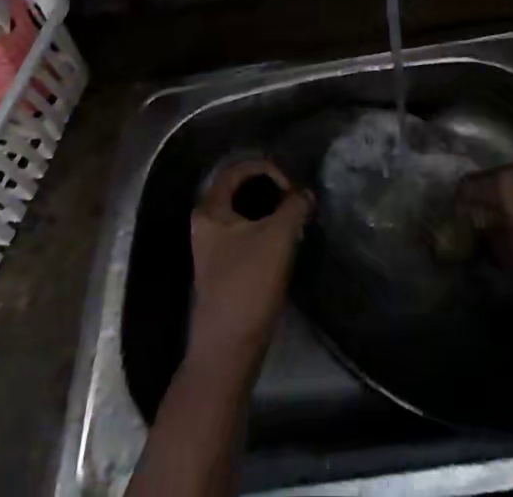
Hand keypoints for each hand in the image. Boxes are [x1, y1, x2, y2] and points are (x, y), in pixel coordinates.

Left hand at [187, 159, 312, 363]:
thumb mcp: (277, 239)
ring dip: (269, 209)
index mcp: (210, 209)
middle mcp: (206, 222)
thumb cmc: (248, 283)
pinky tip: (286, 239)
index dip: (265, 168)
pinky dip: (265, 228)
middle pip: (238, 190)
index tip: (292, 183)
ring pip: (243, 213)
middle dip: (269, 188)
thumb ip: (293, 208)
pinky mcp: (224, 266)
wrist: (229, 343)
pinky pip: (245, 233)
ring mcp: (213, 246)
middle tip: (297, 197)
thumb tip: (305, 193)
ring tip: (296, 215)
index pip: (235, 170)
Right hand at [457, 160, 512, 293]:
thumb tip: (475, 240)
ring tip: (489, 233)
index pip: (466, 187)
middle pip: (487, 186)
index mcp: (503, 180)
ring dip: (498, 209)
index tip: (449, 225)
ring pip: (508, 191)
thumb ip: (489, 243)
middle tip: (466, 229)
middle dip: (477, 206)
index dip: (456, 206)